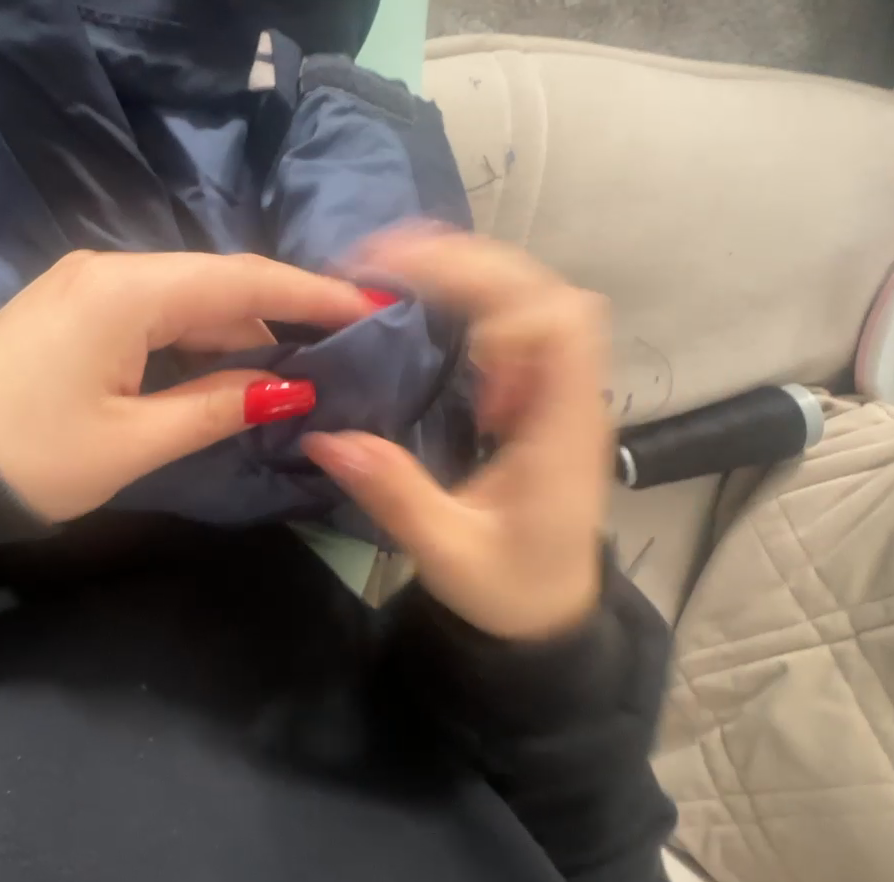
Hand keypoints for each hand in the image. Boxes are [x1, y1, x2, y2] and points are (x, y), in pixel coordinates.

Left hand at [0, 250, 374, 521]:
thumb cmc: (34, 459)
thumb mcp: (133, 442)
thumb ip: (215, 407)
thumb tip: (287, 388)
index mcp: (125, 292)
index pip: (239, 279)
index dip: (308, 293)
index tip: (368, 306)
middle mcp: (106, 271)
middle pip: (213, 284)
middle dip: (275, 313)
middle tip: (337, 349)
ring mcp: (83, 288)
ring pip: (181, 300)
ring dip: (233, 330)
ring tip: (294, 364)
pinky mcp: (69, 312)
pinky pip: (149, 315)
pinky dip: (191, 340)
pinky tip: (224, 366)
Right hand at [304, 229, 610, 640]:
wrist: (550, 613)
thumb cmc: (510, 588)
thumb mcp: (446, 551)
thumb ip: (394, 494)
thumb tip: (324, 435)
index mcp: (562, 430)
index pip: (557, 324)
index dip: (494, 303)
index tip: (421, 316)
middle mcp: (569, 398)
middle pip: (543, 294)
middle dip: (467, 263)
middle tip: (381, 256)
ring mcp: (557, 395)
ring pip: (533, 302)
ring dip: (468, 274)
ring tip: (394, 265)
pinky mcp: (536, 401)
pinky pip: (515, 328)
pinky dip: (470, 302)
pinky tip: (423, 308)